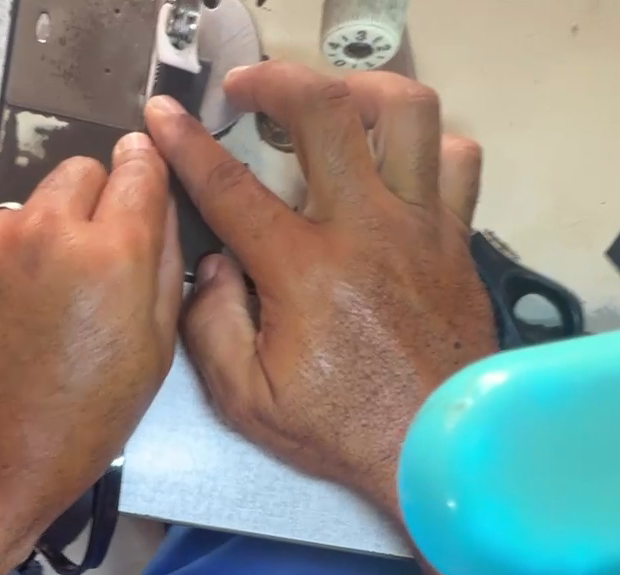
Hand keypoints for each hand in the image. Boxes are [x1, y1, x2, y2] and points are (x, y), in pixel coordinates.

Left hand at [0, 133, 182, 556]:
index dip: (139, 175)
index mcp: (113, 254)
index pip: (136, 166)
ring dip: (31, 242)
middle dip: (85, 211)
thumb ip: (164, 265)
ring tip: (26, 312)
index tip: (135, 181)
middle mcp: (46, 228)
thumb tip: (157, 203)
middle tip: (77, 276)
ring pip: (23, 209)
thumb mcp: (154, 354)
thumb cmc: (80, 423)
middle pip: (77, 173)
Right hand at [144, 63, 495, 514]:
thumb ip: (212, 327)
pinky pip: (456, 159)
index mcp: (304, 270)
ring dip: (360, 92)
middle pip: (326, 113)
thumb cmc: (337, 429)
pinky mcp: (456, 241)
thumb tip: (215, 266)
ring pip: (407, 112)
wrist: (433, 449)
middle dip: (275, 81)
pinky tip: (396, 165)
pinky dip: (425, 144)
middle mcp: (367, 228)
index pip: (231, 187)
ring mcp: (421, 227)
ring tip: (330, 107)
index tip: (162, 113)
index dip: (187, 145)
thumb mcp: (246, 399)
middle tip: (245, 88)